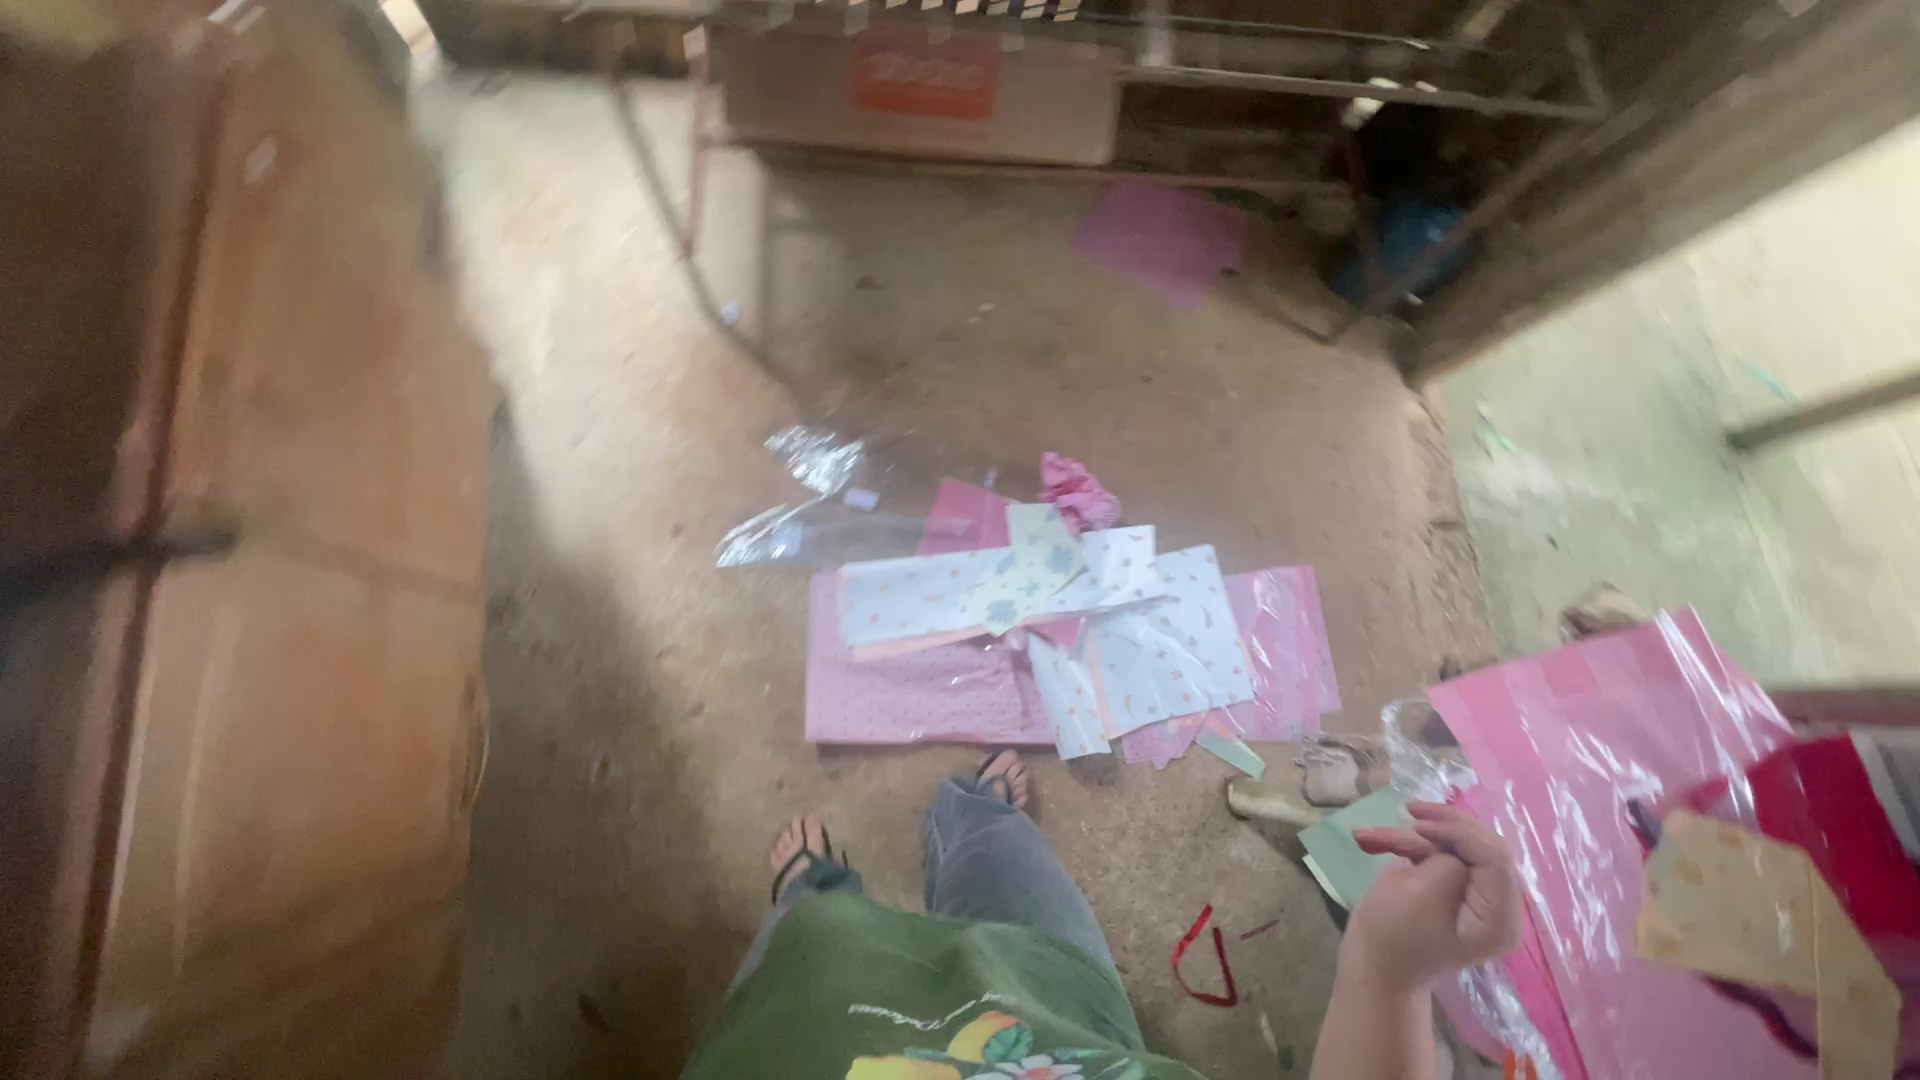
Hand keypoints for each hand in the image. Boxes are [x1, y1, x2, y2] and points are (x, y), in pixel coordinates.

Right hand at [1344, 801, 1521, 991]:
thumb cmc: (1393, 936)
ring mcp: (1472, 892)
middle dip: (1439, 825)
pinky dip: (1405, 842)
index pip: (1495, 858)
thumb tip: (1447, 845)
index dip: (1460, 833)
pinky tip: (1373, 841)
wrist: (1373, 965)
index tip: (1418, 825)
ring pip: (1453, 842)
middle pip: (1480, 843)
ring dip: (1411, 834)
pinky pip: (1436, 850)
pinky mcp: (1448, 883)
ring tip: (1368, 836)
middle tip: (1406, 809)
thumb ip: (1447, 863)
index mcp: (1499, 917)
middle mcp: (1495, 903)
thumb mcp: (1419, 896)